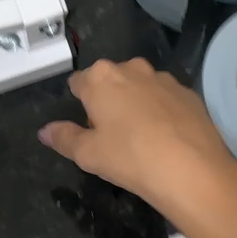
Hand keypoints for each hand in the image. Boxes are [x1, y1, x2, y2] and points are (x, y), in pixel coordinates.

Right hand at [38, 57, 236, 218]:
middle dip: (108, 100)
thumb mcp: (88, 155)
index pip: (78, 82)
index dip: (80, 103)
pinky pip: (166, 97)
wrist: (193, 169)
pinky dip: (163, 111)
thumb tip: (43, 130)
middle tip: (113, 134)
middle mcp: (130, 68)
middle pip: (110, 80)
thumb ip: (64, 138)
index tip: (87, 126)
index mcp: (100, 78)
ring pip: (140, 86)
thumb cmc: (130, 158)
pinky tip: (168, 137)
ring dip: (137, 102)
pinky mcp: (188, 92)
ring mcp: (162, 77)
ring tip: (143, 137)